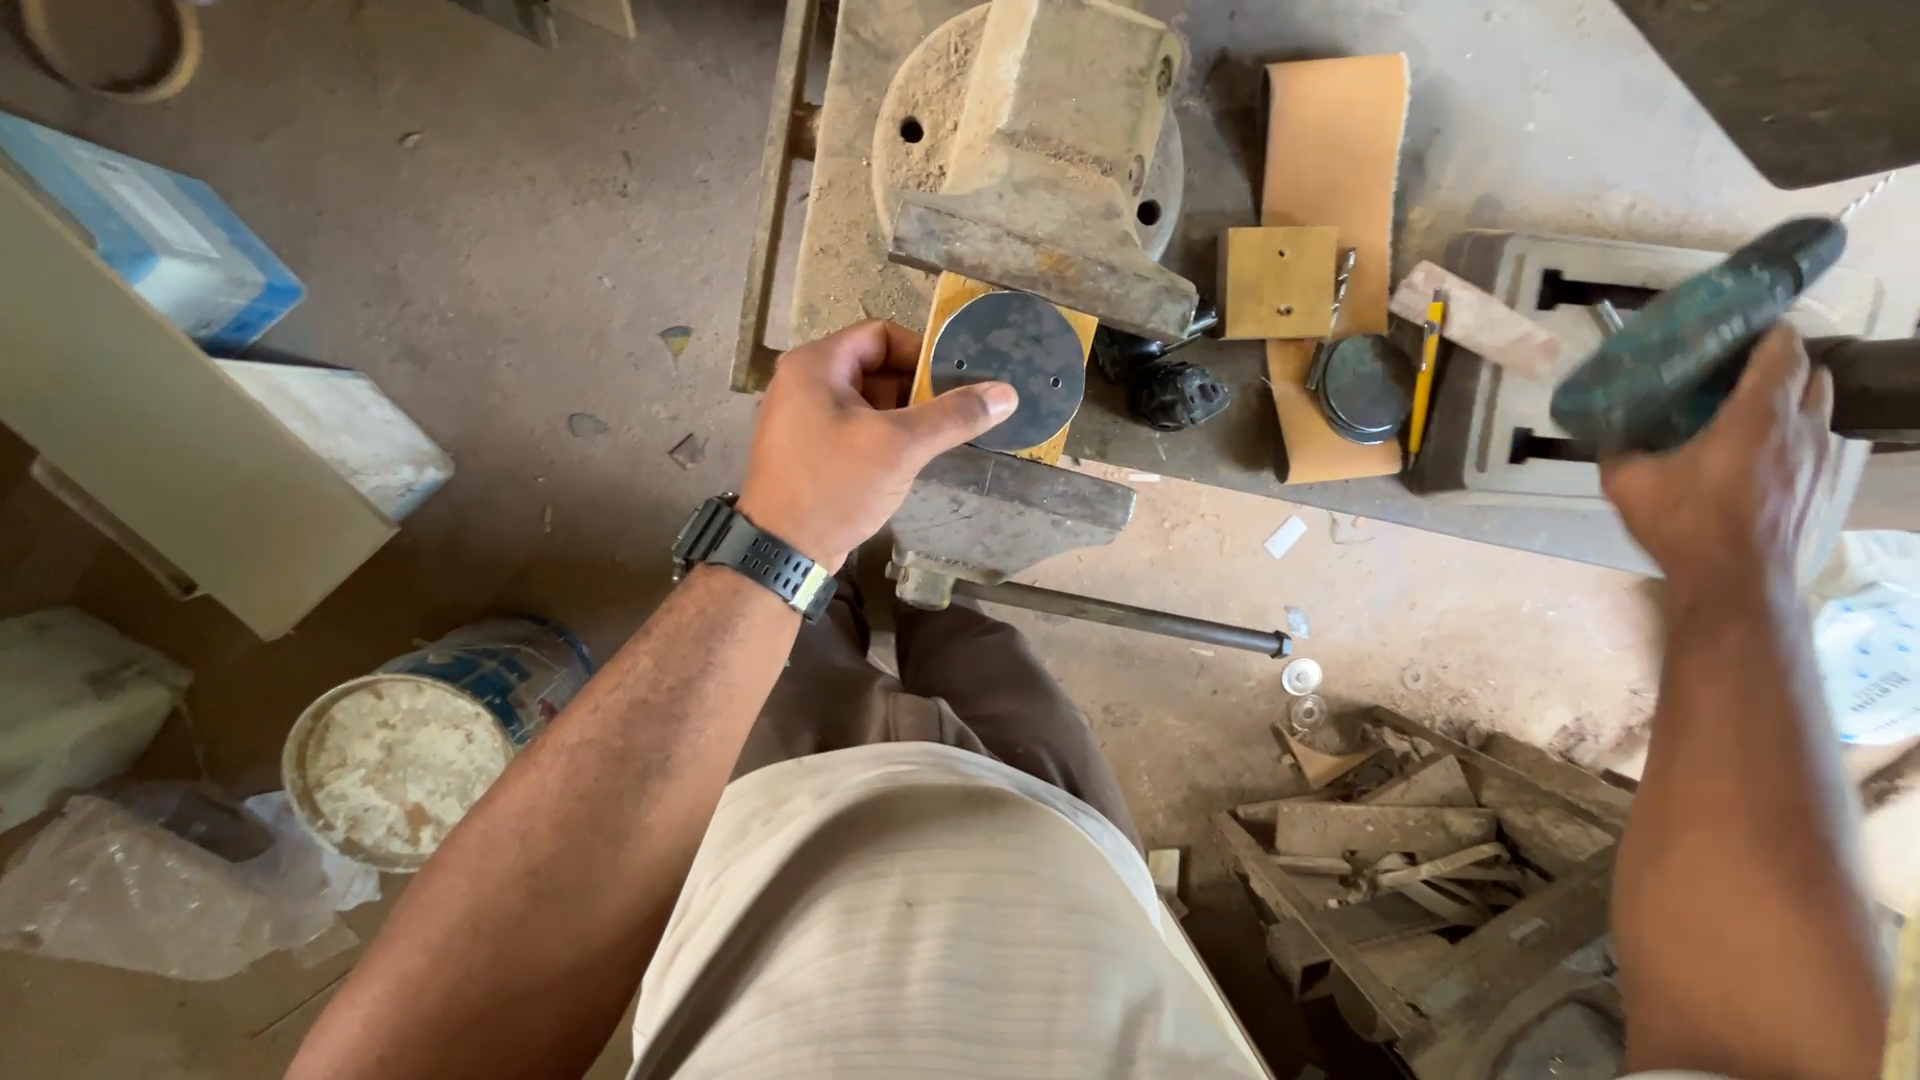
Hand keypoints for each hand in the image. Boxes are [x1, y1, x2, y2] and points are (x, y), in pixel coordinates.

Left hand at [736, 321, 1017, 570]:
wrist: (781, 552)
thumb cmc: (835, 487)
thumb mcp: (901, 447)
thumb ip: (953, 416)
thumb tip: (1006, 393)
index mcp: (815, 365)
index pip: (881, 335)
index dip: (922, 352)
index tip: (956, 380)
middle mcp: (803, 382)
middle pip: (874, 367)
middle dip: (917, 388)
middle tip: (955, 411)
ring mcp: (801, 418)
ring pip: (866, 401)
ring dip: (903, 415)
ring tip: (939, 437)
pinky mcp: (806, 450)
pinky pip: (853, 428)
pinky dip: (883, 435)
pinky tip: (909, 459)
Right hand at [1600, 324, 1835, 595]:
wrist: (1736, 580)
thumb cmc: (1683, 524)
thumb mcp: (1627, 484)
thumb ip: (1618, 450)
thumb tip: (1609, 434)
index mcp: (1757, 416)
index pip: (1783, 352)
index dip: (1769, 333)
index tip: (1745, 328)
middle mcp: (1801, 427)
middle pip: (1812, 374)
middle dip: (1783, 364)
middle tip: (1740, 371)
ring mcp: (1821, 457)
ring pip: (1821, 407)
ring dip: (1794, 398)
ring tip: (1753, 410)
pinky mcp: (1825, 483)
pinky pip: (1818, 441)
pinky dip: (1796, 433)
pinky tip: (1761, 454)